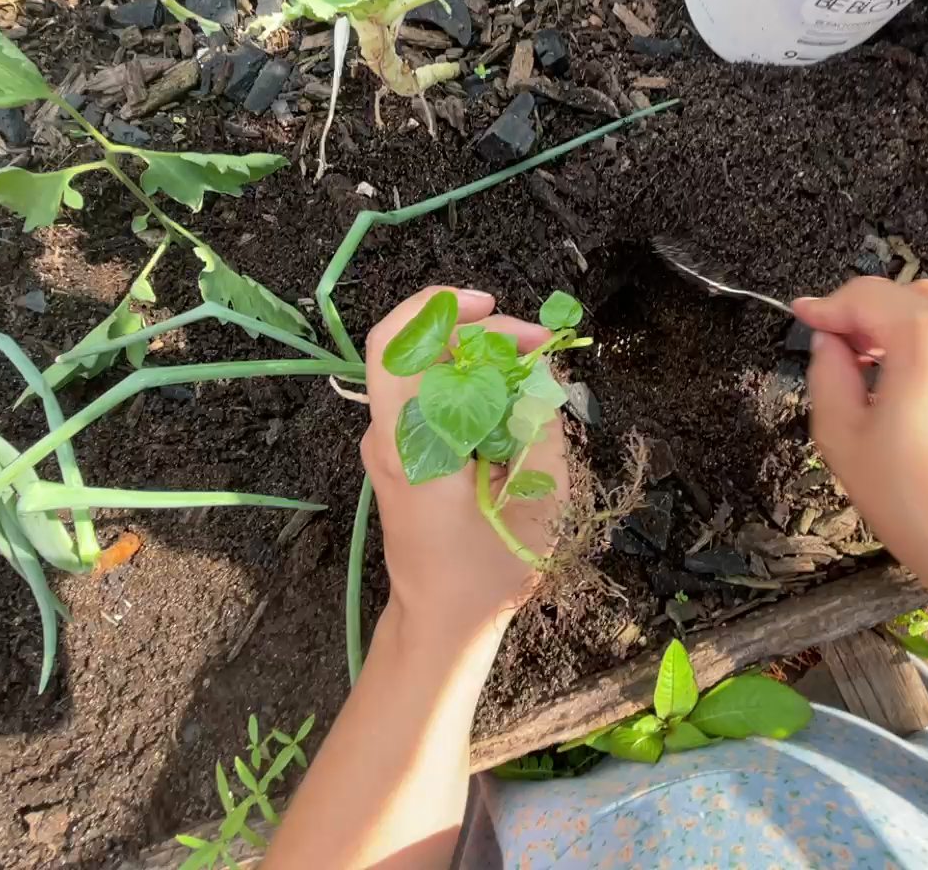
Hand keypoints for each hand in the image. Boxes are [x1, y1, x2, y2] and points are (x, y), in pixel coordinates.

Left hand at [360, 287, 568, 643]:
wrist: (441, 619)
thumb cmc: (489, 572)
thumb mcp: (539, 502)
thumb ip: (541, 427)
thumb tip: (540, 374)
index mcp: (413, 446)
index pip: (396, 348)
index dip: (441, 309)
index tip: (497, 309)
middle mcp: (387, 436)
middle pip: (415, 346)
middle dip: (478, 330)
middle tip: (536, 346)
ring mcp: (386, 443)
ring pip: (423, 368)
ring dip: (476, 354)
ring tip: (529, 368)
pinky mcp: (397, 451)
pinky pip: (428, 395)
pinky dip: (468, 381)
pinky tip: (506, 397)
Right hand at [793, 277, 927, 615]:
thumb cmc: (923, 509)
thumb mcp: (843, 439)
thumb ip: (827, 374)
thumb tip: (831, 344)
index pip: (870, 295)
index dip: (829, 304)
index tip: (807, 315)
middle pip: (918, 297)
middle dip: (875, 315)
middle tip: (846, 350)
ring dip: (917, 338)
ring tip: (891, 386)